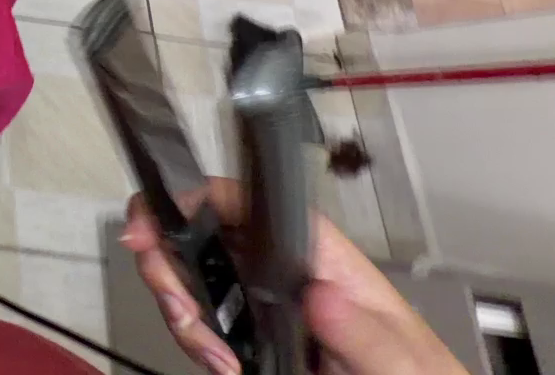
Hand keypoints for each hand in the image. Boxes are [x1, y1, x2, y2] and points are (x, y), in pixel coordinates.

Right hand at [122, 179, 465, 374]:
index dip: (179, 199)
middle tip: (178, 307)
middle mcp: (271, 258)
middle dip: (165, 265)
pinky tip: (216, 359)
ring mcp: (251, 288)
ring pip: (179, 270)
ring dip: (176, 307)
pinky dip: (188, 334)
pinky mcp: (240, 320)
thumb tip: (319, 295)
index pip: (230, 197)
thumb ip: (368, 335)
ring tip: (211, 352)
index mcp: (309, 248)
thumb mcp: (406, 365)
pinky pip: (190, 310)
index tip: (148, 231)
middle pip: (188, 230)